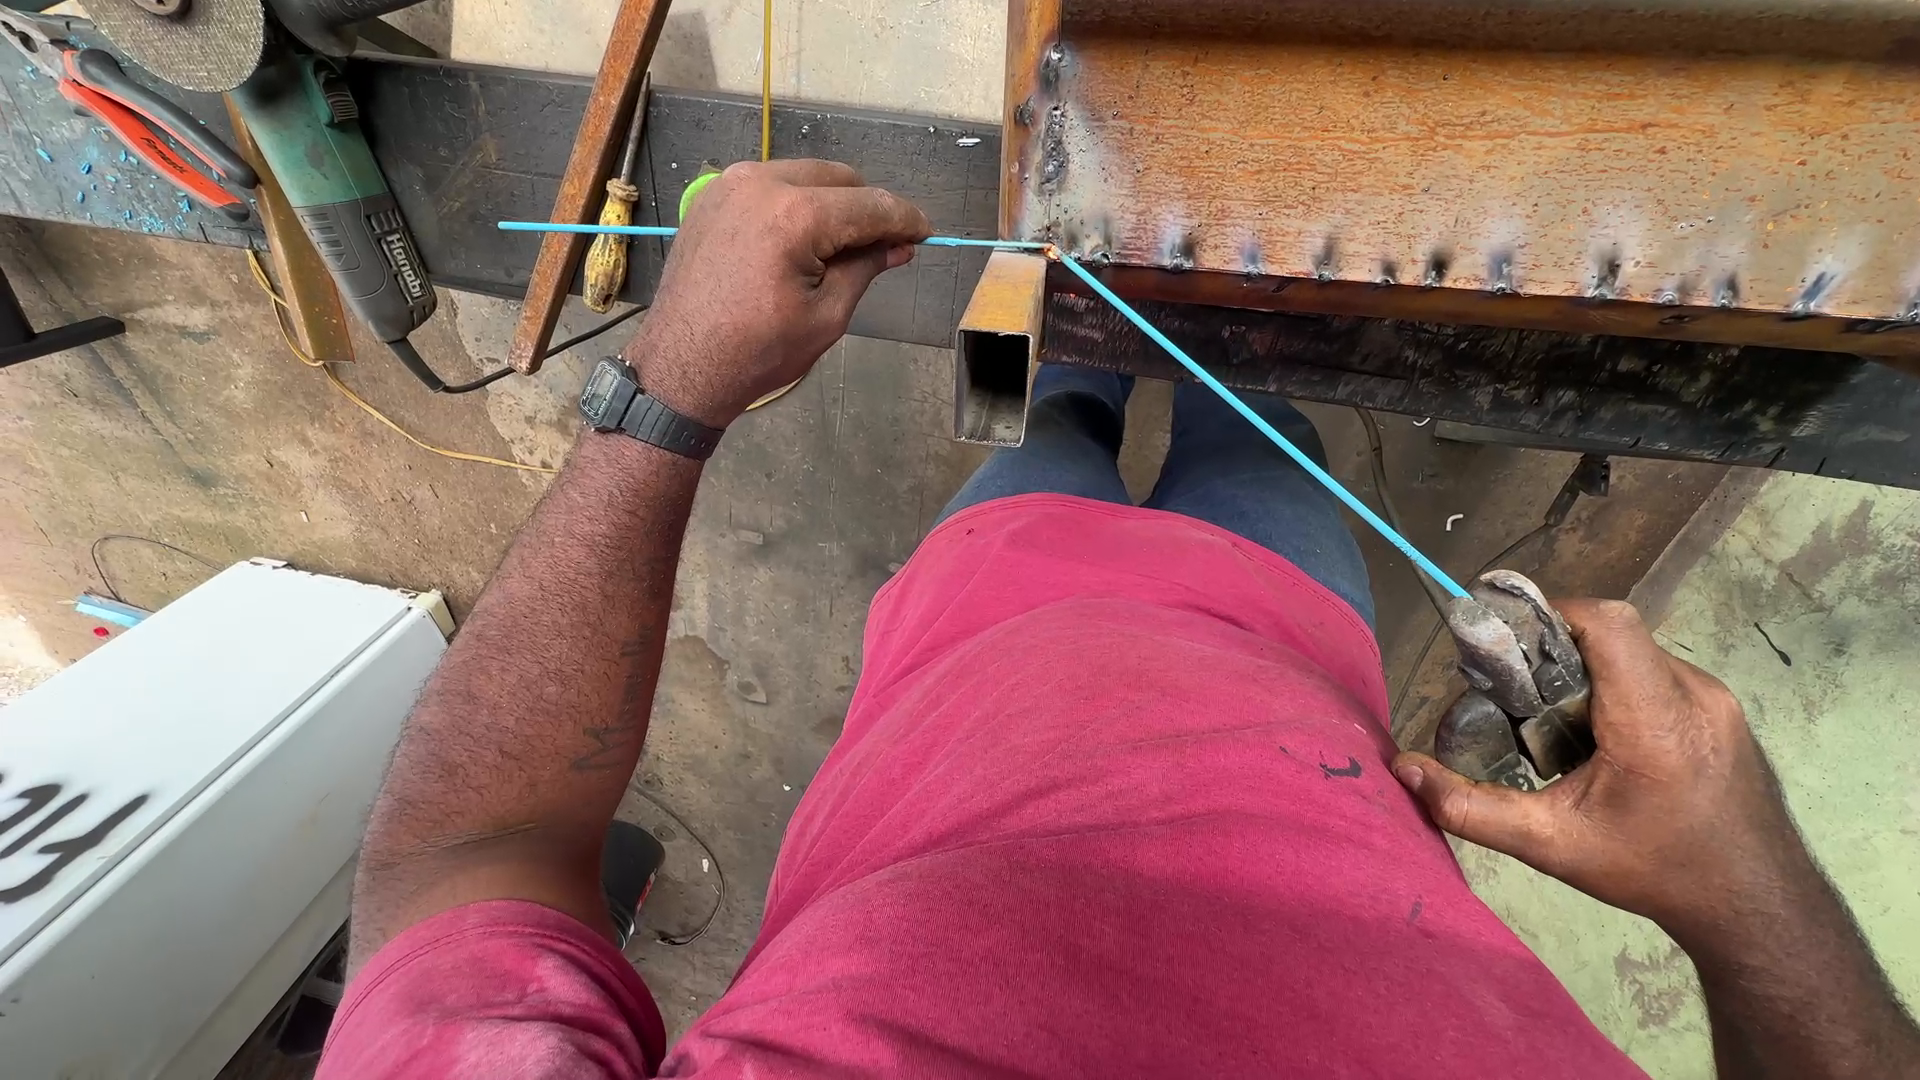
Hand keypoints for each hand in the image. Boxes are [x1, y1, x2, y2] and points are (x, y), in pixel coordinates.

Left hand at [624, 159, 931, 427]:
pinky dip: (797, 204)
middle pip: (838, 178)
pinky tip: (804, 242)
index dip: (904, 218)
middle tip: (886, 247)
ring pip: (804, 176)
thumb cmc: (759, 352)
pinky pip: (771, 186)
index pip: (869, 205)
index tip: (926, 232)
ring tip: (843, 249)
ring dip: (833, 204)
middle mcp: (761, 183)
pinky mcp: (713, 197)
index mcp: (794, 216)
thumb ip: (864, 269)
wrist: (683, 365)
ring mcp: (731, 184)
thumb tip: (899, 246)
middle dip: (868, 208)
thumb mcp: (827, 317)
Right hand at [1392, 599, 1806, 938]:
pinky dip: (1607, 683)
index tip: (1505, 643)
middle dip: (1550, 649)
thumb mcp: (1550, 845)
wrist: (1762, 911)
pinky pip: (1649, 670)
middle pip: (1608, 634)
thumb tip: (1403, 769)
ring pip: (1627, 651)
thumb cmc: (1655, 872)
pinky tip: (1589, 731)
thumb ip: (1470, 807)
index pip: (1608, 624)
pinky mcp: (1717, 711)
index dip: (1549, 615)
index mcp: (1656, 722)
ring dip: (1578, 667)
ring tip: (1546, 715)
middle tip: (1512, 692)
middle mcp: (1694, 696)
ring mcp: (1713, 701)